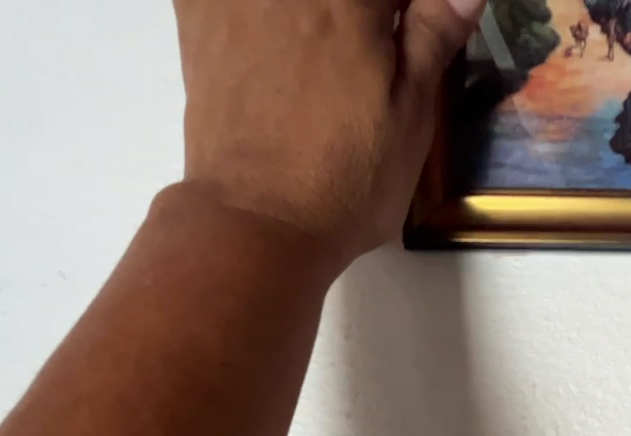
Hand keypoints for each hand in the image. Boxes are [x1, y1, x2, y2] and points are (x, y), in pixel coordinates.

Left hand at [173, 0, 485, 260]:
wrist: (261, 219)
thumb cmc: (351, 179)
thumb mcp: (412, 116)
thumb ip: (433, 35)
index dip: (416, 11)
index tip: (422, 32)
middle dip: (369, 17)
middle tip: (381, 47)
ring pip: (300, 1)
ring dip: (321, 18)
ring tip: (332, 59)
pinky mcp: (198, 9)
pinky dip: (266, 12)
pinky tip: (276, 33)